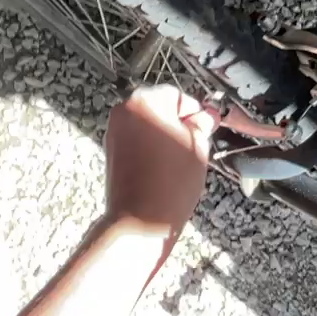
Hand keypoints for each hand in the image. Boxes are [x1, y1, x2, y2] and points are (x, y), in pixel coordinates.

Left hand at [101, 85, 217, 240]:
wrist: (140, 220)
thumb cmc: (170, 183)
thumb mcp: (198, 147)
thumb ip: (201, 125)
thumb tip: (203, 117)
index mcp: (146, 100)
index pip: (178, 95)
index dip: (195, 112)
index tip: (205, 127)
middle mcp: (125, 109)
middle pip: (160, 107)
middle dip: (178, 123)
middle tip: (194, 145)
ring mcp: (115, 130)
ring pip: (148, 123)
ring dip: (164, 135)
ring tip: (178, 161)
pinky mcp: (111, 149)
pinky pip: (137, 139)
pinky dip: (150, 148)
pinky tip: (163, 168)